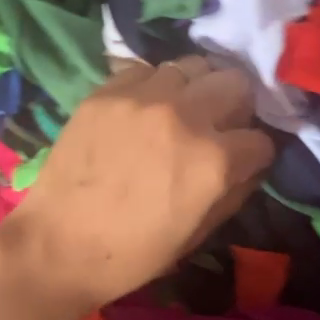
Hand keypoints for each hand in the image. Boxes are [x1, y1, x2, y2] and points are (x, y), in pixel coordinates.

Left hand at [0, 56, 276, 319]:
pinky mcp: (107, 91)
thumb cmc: (133, 254)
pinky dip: (154, 84)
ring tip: (182, 110)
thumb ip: (234, 192)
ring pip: (191, 66)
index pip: (260, 139)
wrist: (59, 244)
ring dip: (195, 88)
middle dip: (235, 106)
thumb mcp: (198, 234)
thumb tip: (250, 165)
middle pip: (235, 83)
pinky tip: (144, 108)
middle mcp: (185, 116)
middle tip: (218, 126)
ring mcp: (143, 97)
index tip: (243, 162)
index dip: (255, 155)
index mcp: (214, 160)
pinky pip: (146, 69)